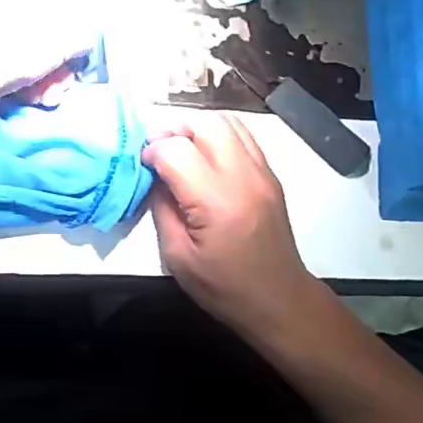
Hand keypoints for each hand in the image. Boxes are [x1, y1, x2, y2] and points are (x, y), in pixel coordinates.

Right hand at [143, 112, 319, 335]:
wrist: (278, 299)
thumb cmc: (224, 287)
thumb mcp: (177, 257)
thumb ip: (162, 210)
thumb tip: (155, 178)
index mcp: (216, 202)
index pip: (176, 150)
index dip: (152, 151)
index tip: (144, 166)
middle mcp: (243, 177)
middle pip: (204, 124)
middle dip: (175, 131)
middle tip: (159, 153)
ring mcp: (262, 173)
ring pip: (227, 122)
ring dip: (198, 130)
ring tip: (182, 153)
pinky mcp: (270, 176)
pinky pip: (243, 138)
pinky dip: (218, 138)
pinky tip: (205, 161)